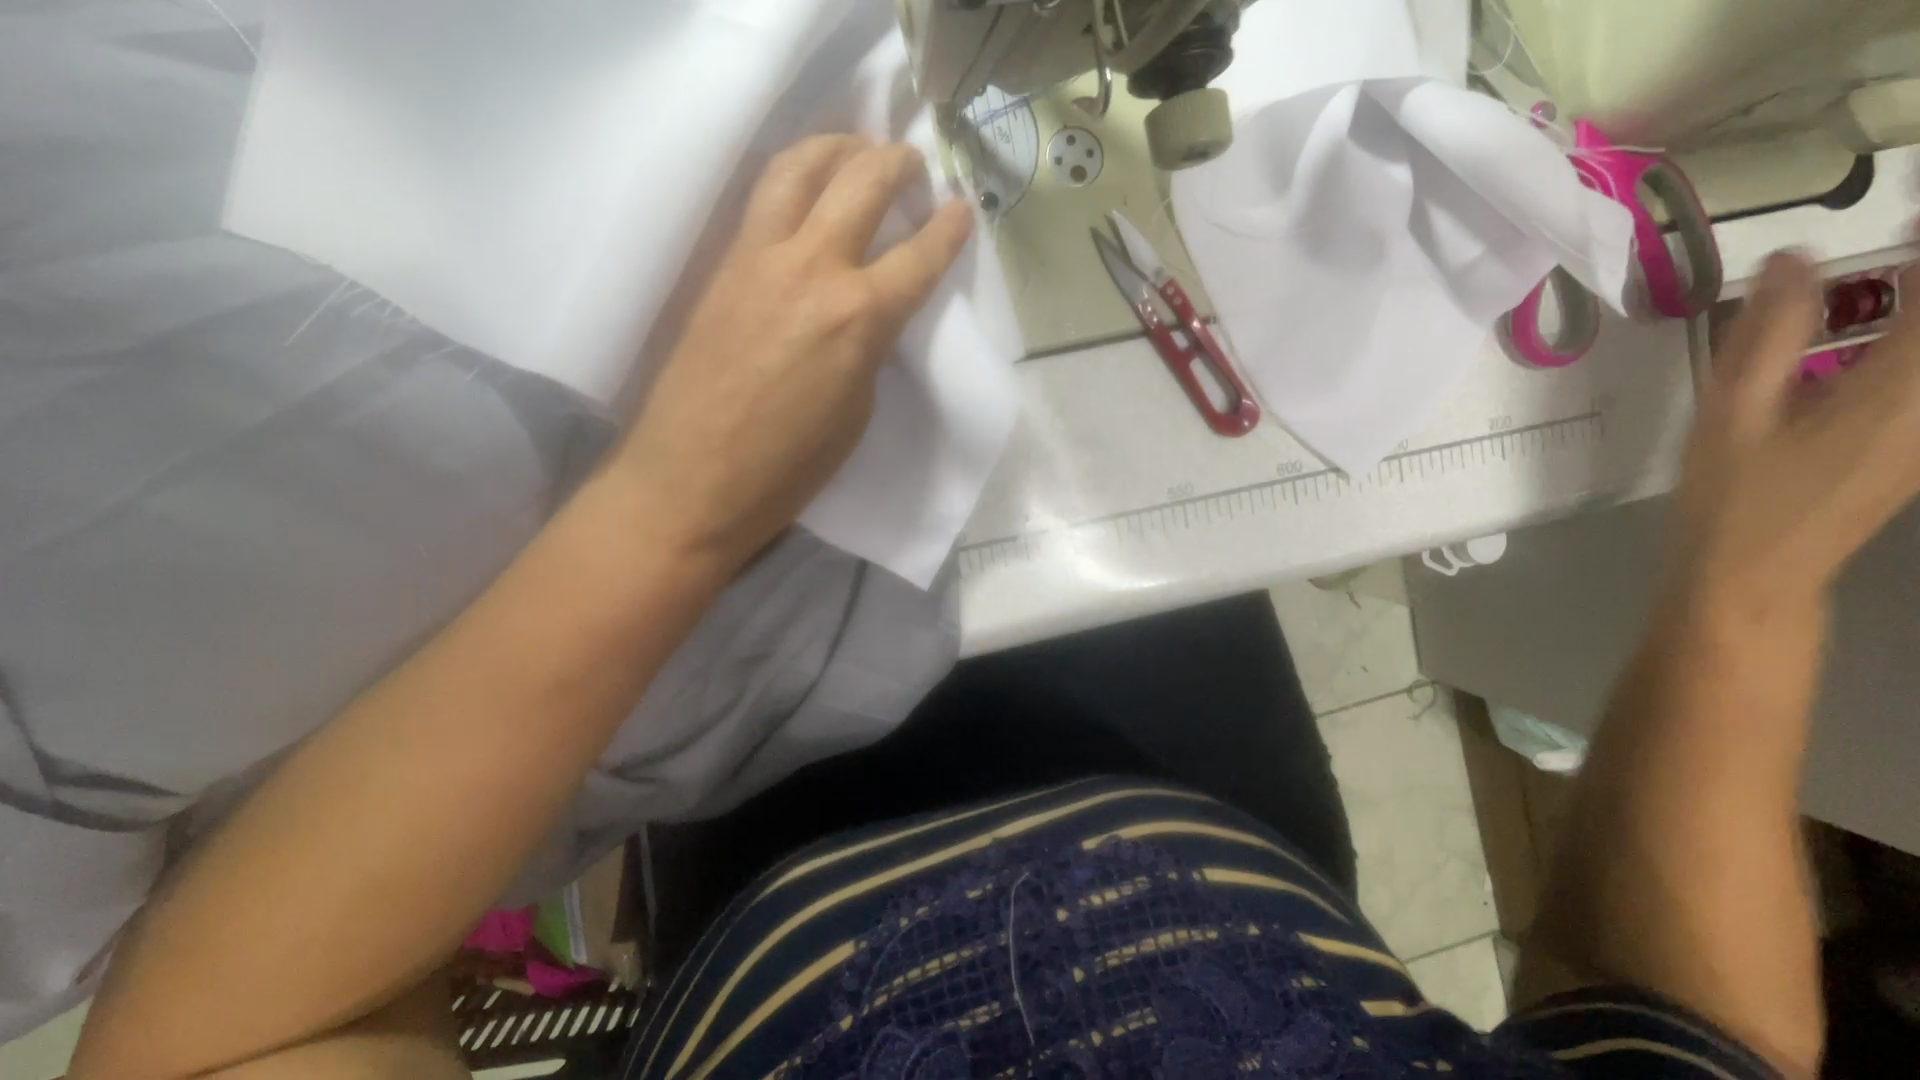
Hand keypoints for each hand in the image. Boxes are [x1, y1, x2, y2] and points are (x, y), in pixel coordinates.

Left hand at [611, 134, 973, 573]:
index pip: (919, 254)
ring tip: (856, 150)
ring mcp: (758, 259)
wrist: (689, 482)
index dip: (950, 227)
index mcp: (859, 317)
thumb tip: (872, 312)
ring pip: (800, 167)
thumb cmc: (787, 469)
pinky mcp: (721, 265)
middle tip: (914, 165)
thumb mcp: (856, 411)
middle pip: (864, 182)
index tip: (962, 208)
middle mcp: (812, 268)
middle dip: (899, 163)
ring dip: (838, 146)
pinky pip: (762, 198)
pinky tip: (805, 188)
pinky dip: (794, 177)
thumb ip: (870, 345)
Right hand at [1665, 252, 1919, 623]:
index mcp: (1900, 389)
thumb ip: (1765, 335)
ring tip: (1892, 276)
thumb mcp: (1730, 416)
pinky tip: (1887, 327)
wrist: (1753, 580)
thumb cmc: (1732, 501)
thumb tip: (1794, 260)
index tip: (1904, 208)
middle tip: (1896, 238)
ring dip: (1915, 309)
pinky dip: (1909, 339)